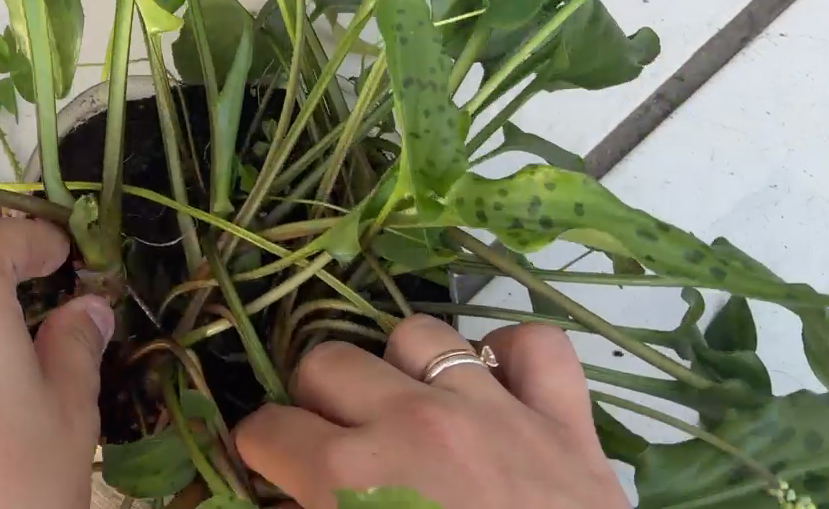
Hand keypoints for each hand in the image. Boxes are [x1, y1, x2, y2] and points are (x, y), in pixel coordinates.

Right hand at [235, 315, 626, 508]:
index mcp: (352, 477)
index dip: (263, 451)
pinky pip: (536, 346)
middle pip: (325, 362)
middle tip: (340, 446)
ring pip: (415, 336)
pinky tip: (499, 392)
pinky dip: (513, 358)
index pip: (268, 429)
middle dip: (318, 403)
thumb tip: (288, 498)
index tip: (276, 469)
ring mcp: (492, 413)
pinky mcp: (566, 424)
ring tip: (415, 415)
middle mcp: (412, 423)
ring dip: (403, 372)